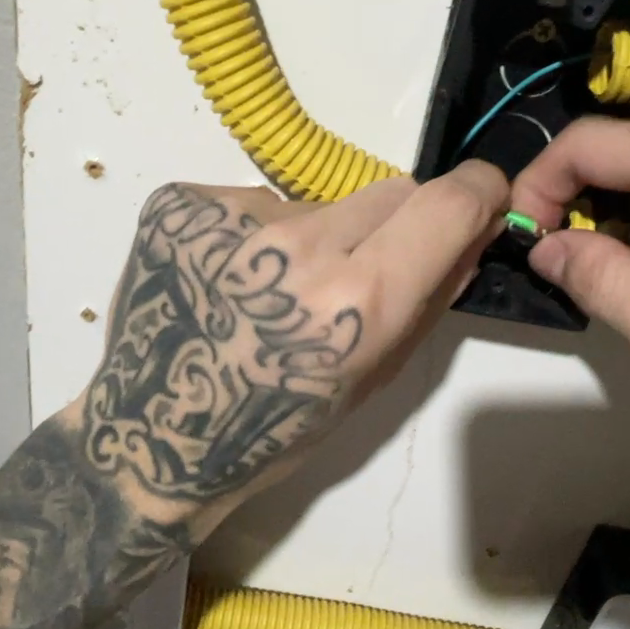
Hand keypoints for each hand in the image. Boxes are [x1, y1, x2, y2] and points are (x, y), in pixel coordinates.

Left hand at [79, 160, 507, 521]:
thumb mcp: (370, 380)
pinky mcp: (181, 203)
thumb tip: (472, 234)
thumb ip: (428, 300)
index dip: (478, 192)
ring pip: (319, 201)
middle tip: (357, 274)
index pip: (446, 204)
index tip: (480, 199)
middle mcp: (296, 244)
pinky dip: (258, 235)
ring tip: (274, 293)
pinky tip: (227, 284)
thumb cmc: (271, 430)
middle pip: (389, 192)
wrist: (150, 436)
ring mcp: (231, 217)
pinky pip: (256, 204)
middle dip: (396, 226)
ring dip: (319, 235)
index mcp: (354, 301)